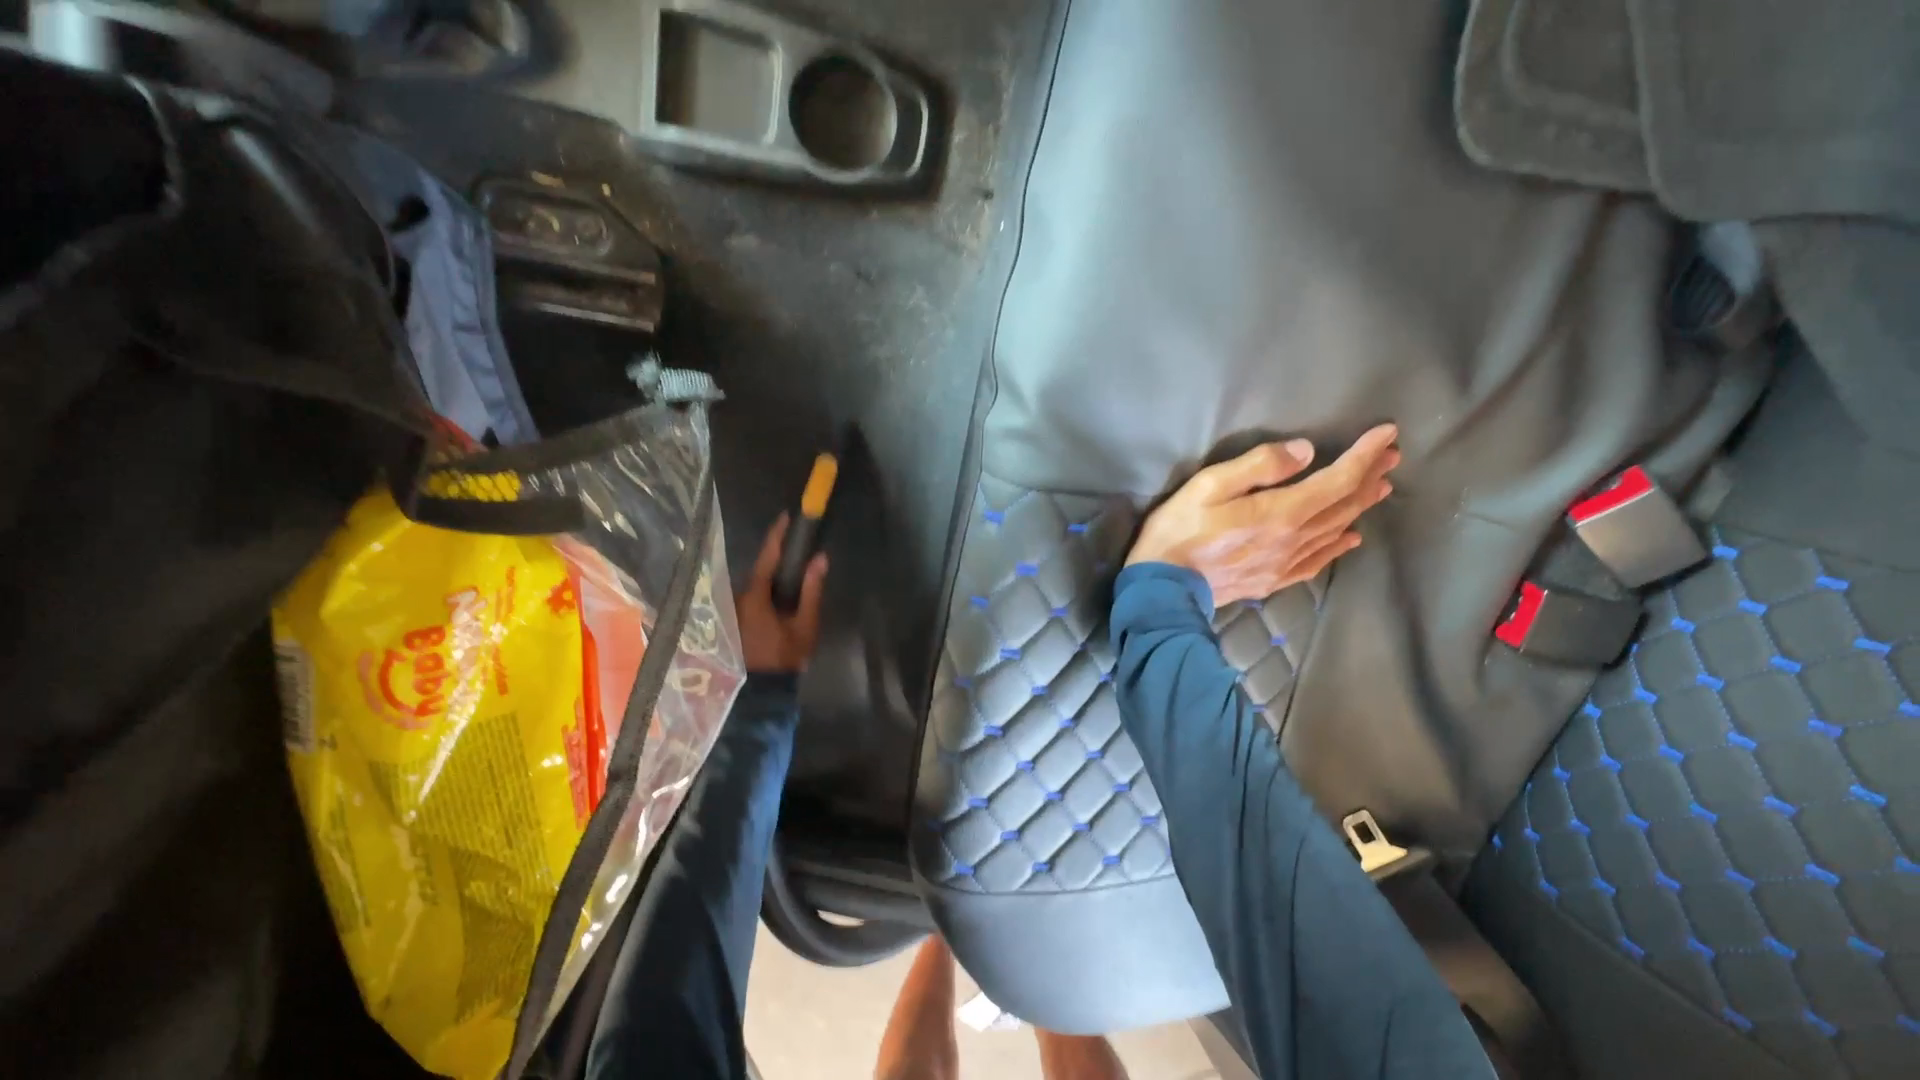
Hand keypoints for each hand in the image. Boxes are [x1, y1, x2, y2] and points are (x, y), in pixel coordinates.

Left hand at [736, 514, 828, 673]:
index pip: (767, 557)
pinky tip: (774, 607)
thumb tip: (820, 558)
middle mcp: (736, 598)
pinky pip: (747, 601)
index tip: (785, 516)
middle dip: (776, 565)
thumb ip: (812, 590)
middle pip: (759, 573)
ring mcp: (730, 611)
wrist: (758, 692)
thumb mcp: (805, 626)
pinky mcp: (729, 623)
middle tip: (796, 560)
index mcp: (755, 596)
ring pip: (753, 589)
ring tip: (788, 589)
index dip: (777, 535)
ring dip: (769, 585)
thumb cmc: (783, 658)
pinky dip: (761, 598)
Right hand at [1126, 423, 1400, 604]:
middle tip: (1392, 456)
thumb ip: (1258, 465)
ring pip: (1336, 530)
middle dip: (1371, 476)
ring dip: (1361, 506)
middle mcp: (1295, 538)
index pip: (1339, 479)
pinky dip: (1340, 546)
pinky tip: (1350, 538)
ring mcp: (1286, 563)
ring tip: (1380, 487)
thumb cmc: (1180, 530)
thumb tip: (1305, 451)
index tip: (1386, 434)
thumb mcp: (1209, 485)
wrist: (1164, 589)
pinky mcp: (1274, 580)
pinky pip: (1318, 561)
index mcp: (1283, 511)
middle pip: (1344, 504)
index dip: (1366, 455)